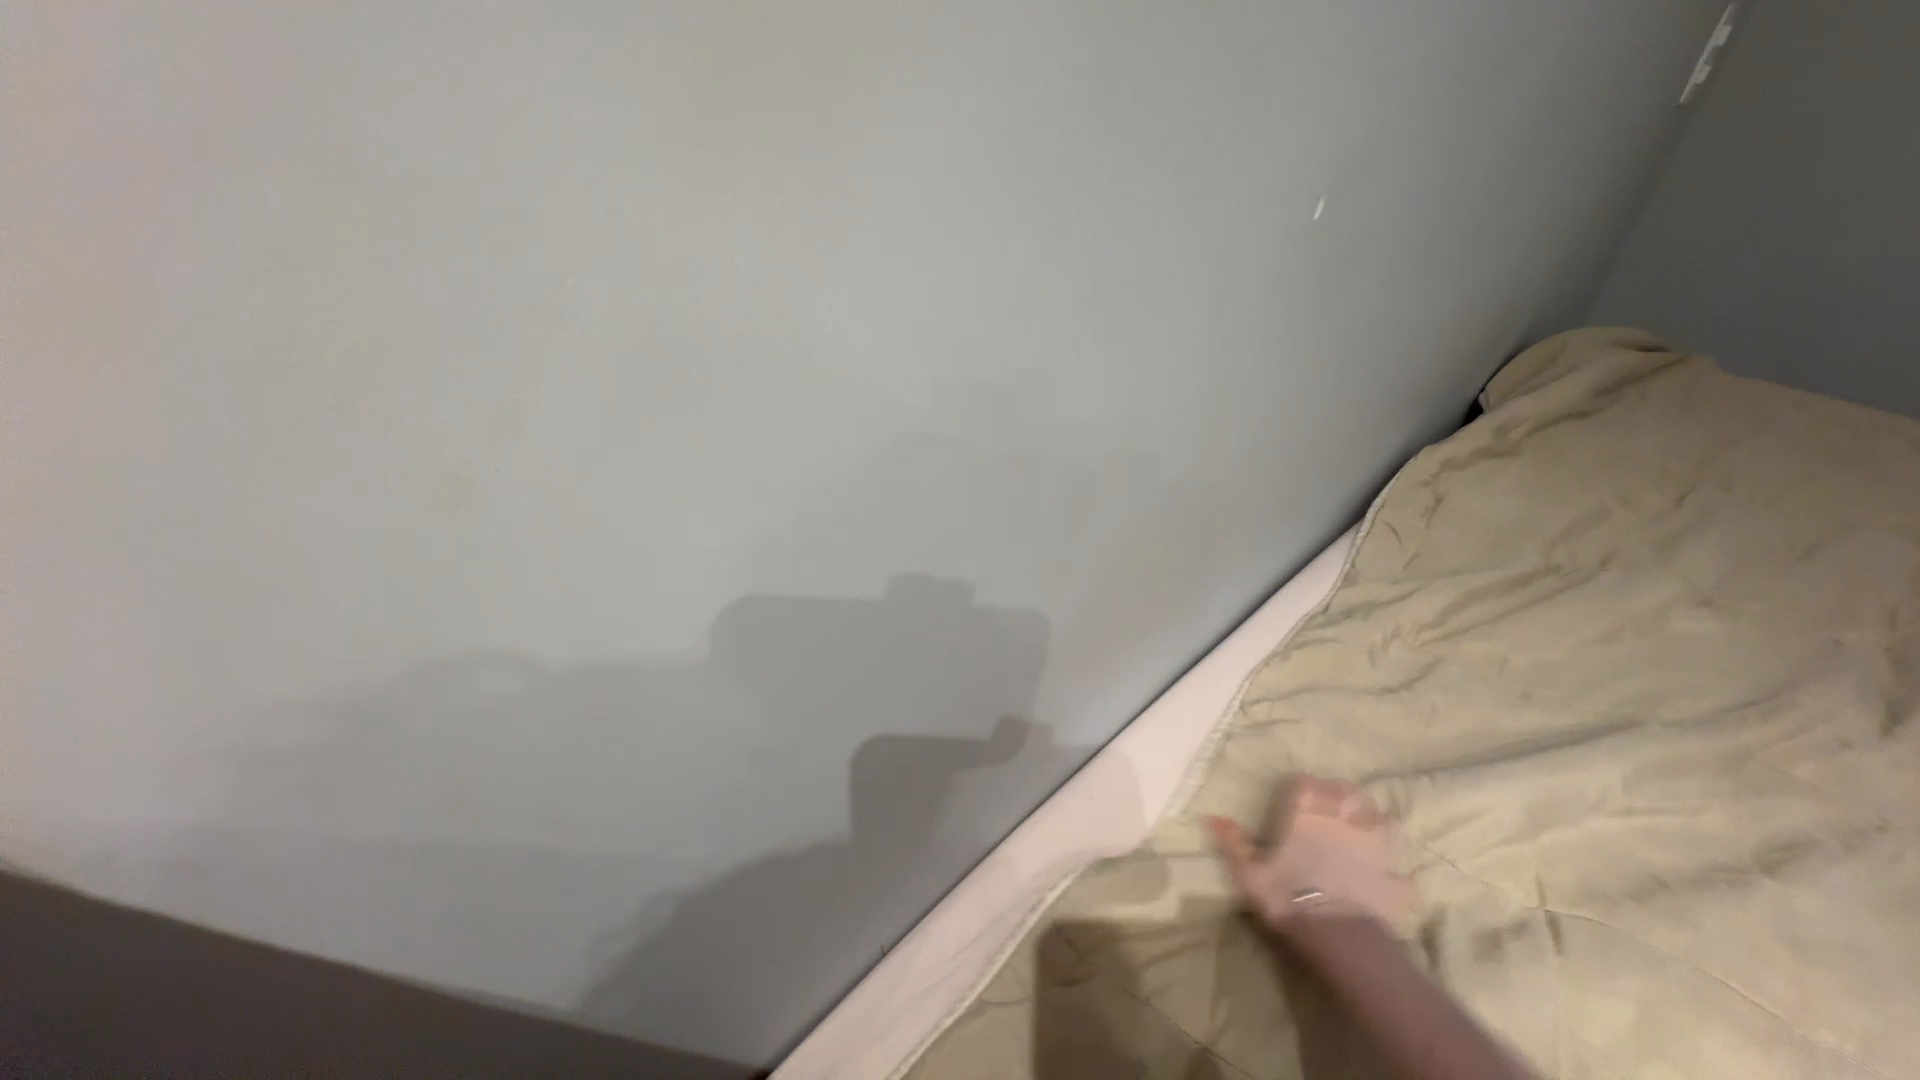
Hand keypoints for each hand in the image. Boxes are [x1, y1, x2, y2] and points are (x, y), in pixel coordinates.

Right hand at [1207, 775, 1412, 935]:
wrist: (1337, 934)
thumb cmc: (1287, 897)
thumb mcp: (1248, 872)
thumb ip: (1232, 842)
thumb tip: (1210, 816)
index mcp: (1305, 812)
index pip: (1306, 782)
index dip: (1301, 786)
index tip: (1294, 795)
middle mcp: (1341, 817)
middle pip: (1344, 791)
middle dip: (1337, 793)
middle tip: (1328, 805)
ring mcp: (1373, 842)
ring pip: (1377, 815)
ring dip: (1369, 816)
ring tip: (1360, 826)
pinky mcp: (1393, 869)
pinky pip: (1397, 857)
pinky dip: (1392, 859)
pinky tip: (1387, 868)